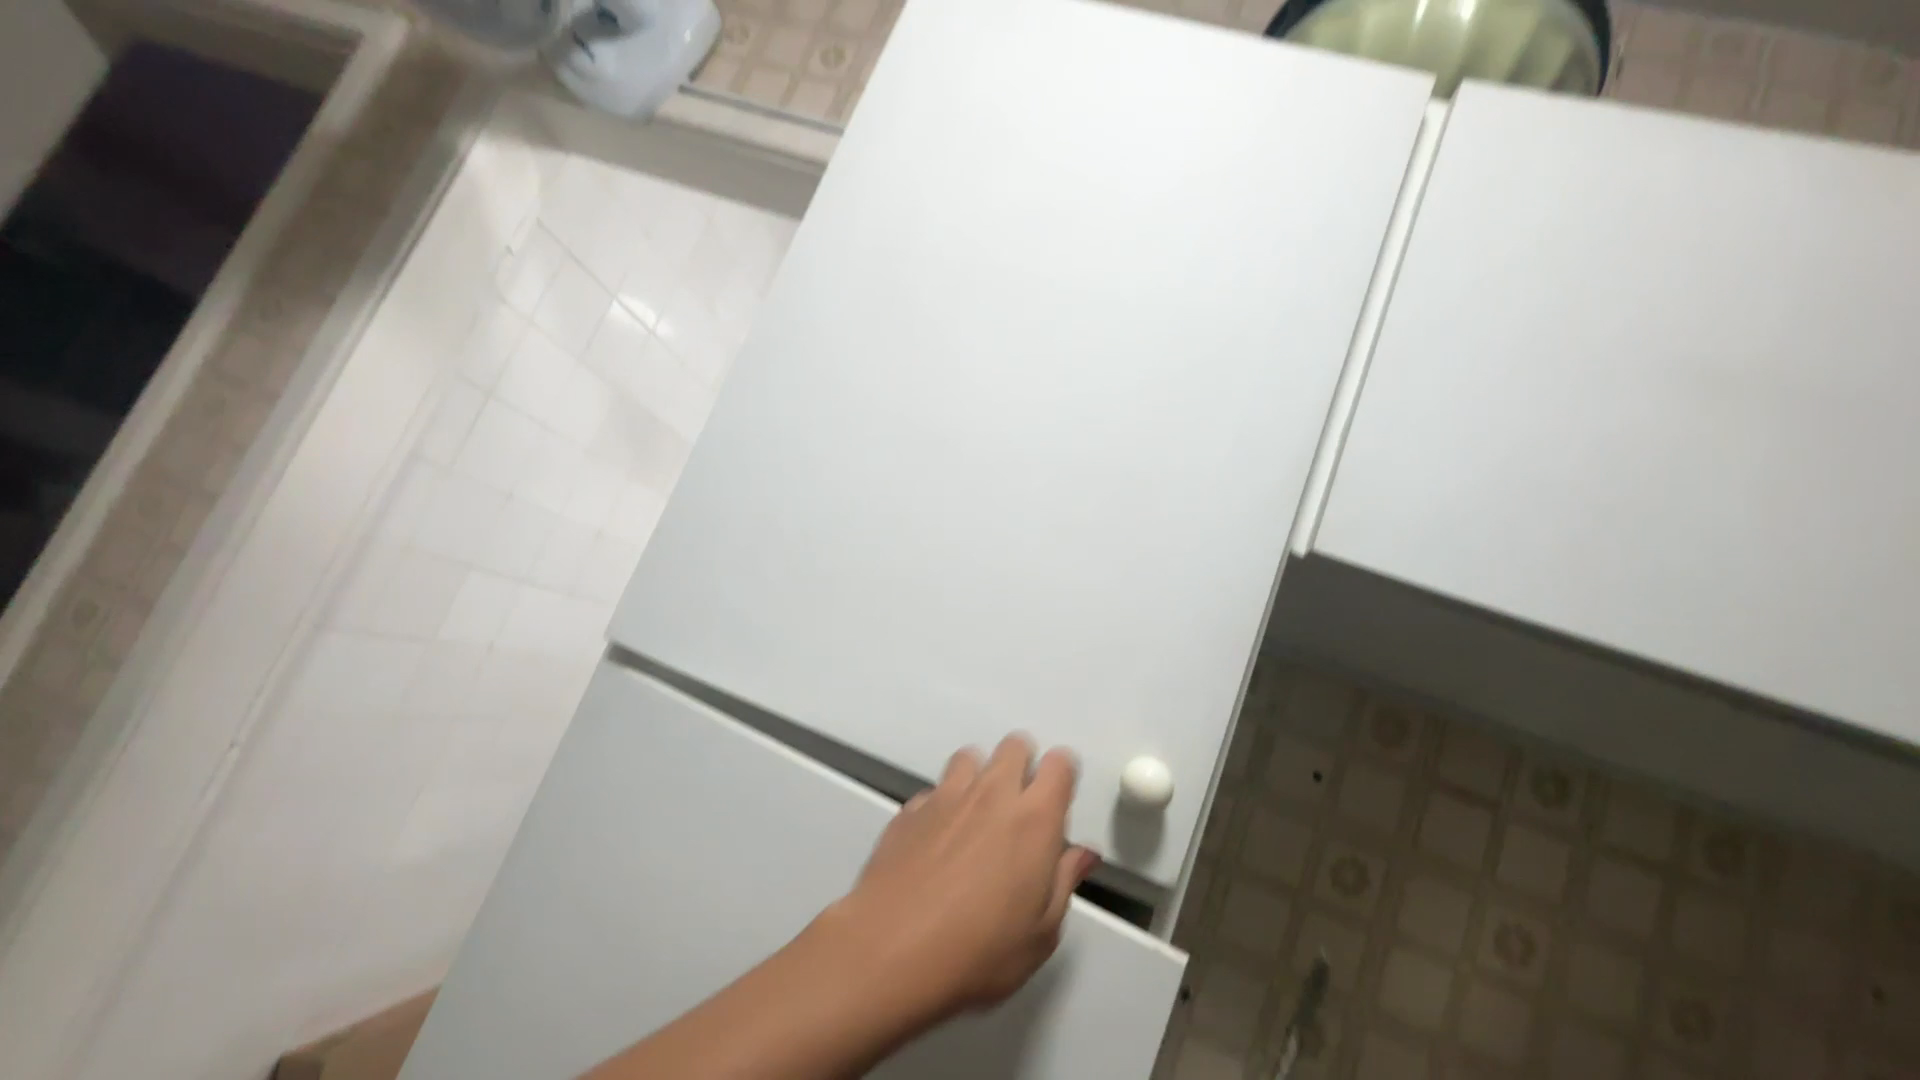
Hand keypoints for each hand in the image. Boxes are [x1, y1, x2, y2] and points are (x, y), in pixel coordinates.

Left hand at [817, 734, 1099, 1025]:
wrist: (891, 951)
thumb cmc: (979, 951)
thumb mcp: (1041, 934)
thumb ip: (1064, 882)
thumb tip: (1082, 853)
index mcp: (1034, 820)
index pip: (1060, 764)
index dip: (1063, 775)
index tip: (1059, 801)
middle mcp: (991, 794)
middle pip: (1014, 746)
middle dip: (1022, 765)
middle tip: (1019, 806)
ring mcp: (944, 797)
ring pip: (969, 758)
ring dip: (979, 777)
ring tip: (976, 817)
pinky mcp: (908, 810)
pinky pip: (933, 791)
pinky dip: (942, 806)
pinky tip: (937, 842)